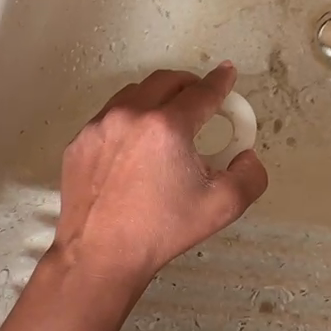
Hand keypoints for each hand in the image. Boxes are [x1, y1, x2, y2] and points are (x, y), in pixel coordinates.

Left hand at [51, 64, 268, 289]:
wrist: (98, 257)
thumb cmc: (162, 230)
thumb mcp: (223, 206)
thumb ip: (251, 174)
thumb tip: (245, 155)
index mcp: (168, 126)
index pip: (203, 92)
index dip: (221, 81)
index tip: (228, 74)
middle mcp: (131, 115)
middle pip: (168, 81)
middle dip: (190, 84)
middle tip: (202, 101)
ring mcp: (100, 126)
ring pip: (136, 93)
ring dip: (159, 98)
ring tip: (169, 121)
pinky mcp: (79, 142)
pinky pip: (111, 115)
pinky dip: (131, 118)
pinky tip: (137, 145)